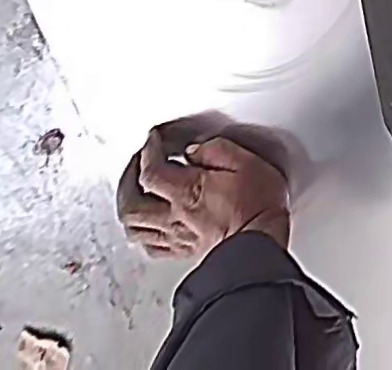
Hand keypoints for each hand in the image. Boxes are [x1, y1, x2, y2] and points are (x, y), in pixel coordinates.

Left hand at [118, 127, 291, 260]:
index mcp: (189, 192)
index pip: (150, 172)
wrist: (264, 246)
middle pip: (130, 205)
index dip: (147, 152)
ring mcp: (178, 237)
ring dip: (130, 205)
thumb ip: (217, 149)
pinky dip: (143, 230)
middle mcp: (176, 217)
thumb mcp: (246, 161)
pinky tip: (153, 220)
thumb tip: (195, 150)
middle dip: (128, 180)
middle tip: (138, 162)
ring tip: (138, 190)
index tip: (153, 139)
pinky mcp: (185, 251)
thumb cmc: (259, 206)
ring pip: (135, 228)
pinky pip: (151, 246)